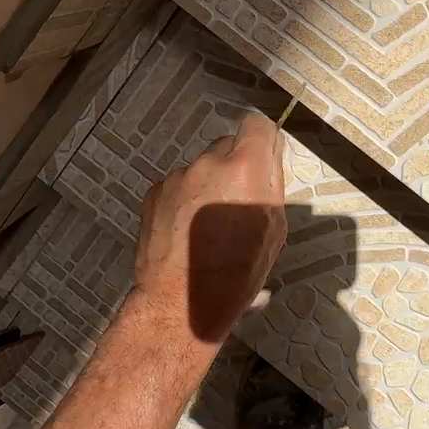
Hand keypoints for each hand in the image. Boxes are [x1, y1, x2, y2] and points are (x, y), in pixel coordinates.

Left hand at [129, 112, 287, 346]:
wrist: (179, 305)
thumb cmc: (238, 272)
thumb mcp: (274, 226)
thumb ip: (272, 181)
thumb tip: (270, 152)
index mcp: (244, 168)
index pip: (257, 124)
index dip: (262, 139)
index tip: (263, 159)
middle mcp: (208, 162)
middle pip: (227, 146)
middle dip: (235, 165)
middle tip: (236, 202)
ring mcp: (177, 176)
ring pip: (202, 167)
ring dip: (208, 183)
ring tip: (207, 224)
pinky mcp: (155, 191)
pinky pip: (179, 184)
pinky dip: (185, 199)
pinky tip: (186, 230)